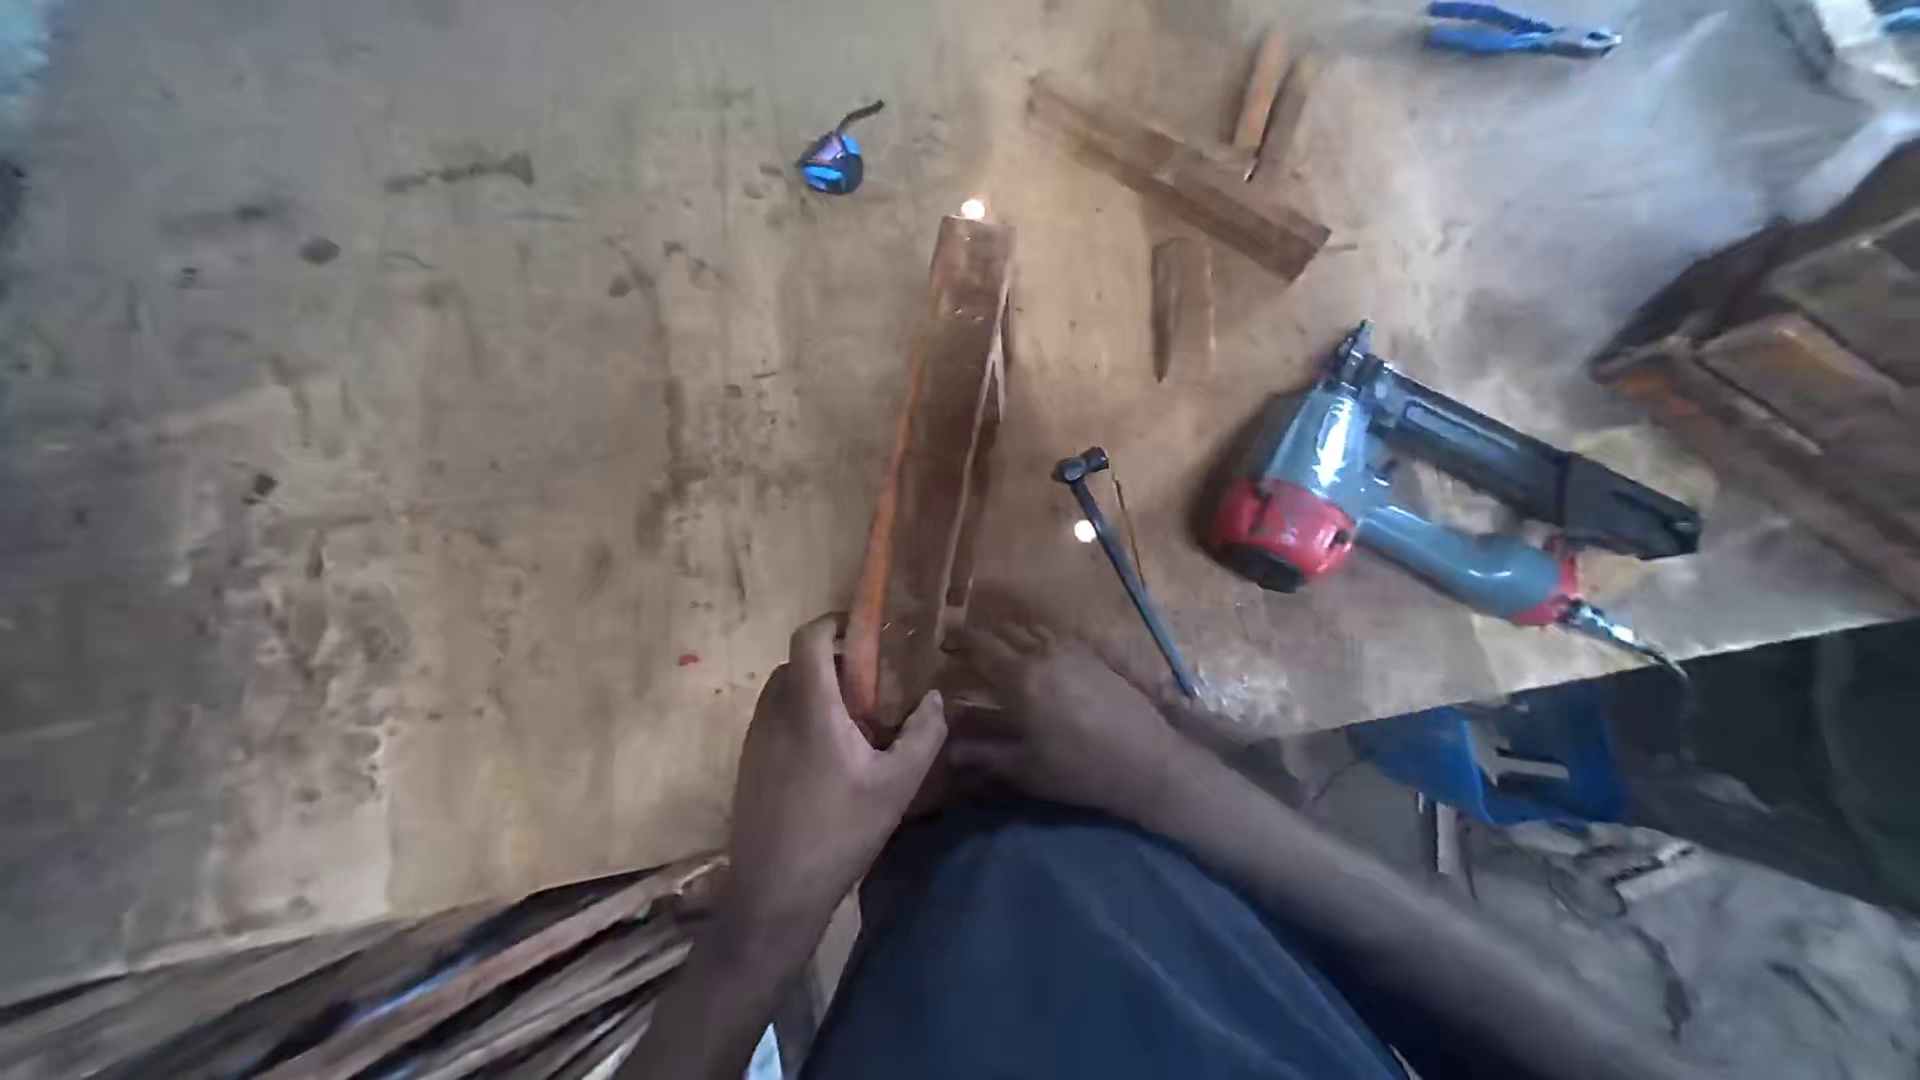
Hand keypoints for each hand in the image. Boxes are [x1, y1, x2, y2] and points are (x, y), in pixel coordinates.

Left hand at [720, 615, 946, 945]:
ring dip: (816, 687)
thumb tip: (935, 699)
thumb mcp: (897, 786)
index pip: (809, 637)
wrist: (775, 894)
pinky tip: (827, 752)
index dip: (833, 622)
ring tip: (852, 717)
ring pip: (785, 688)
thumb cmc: (839, 832)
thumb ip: (923, 735)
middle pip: (799, 661)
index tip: (864, 629)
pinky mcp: (748, 761)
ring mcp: (755, 737)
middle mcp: (775, 712)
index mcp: (809, 708)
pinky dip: (801, 712)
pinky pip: (775, 715)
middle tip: (870, 680)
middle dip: (834, 659)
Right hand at [948, 622, 1202, 824]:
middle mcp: (1044, 654)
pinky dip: (1038, 637)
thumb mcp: (1026, 768)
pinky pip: (1057, 635)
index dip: (960, 640)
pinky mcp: (1095, 656)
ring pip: (1033, 629)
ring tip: (1001, 646)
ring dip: (1011, 633)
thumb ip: (984, 754)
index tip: (944, 640)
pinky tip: (1040, 653)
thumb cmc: (1080, 769)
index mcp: (1021, 679)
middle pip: (1006, 632)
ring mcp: (1073, 651)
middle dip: (983, 635)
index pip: (982, 647)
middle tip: (967, 645)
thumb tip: (948, 749)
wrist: (1147, 761)